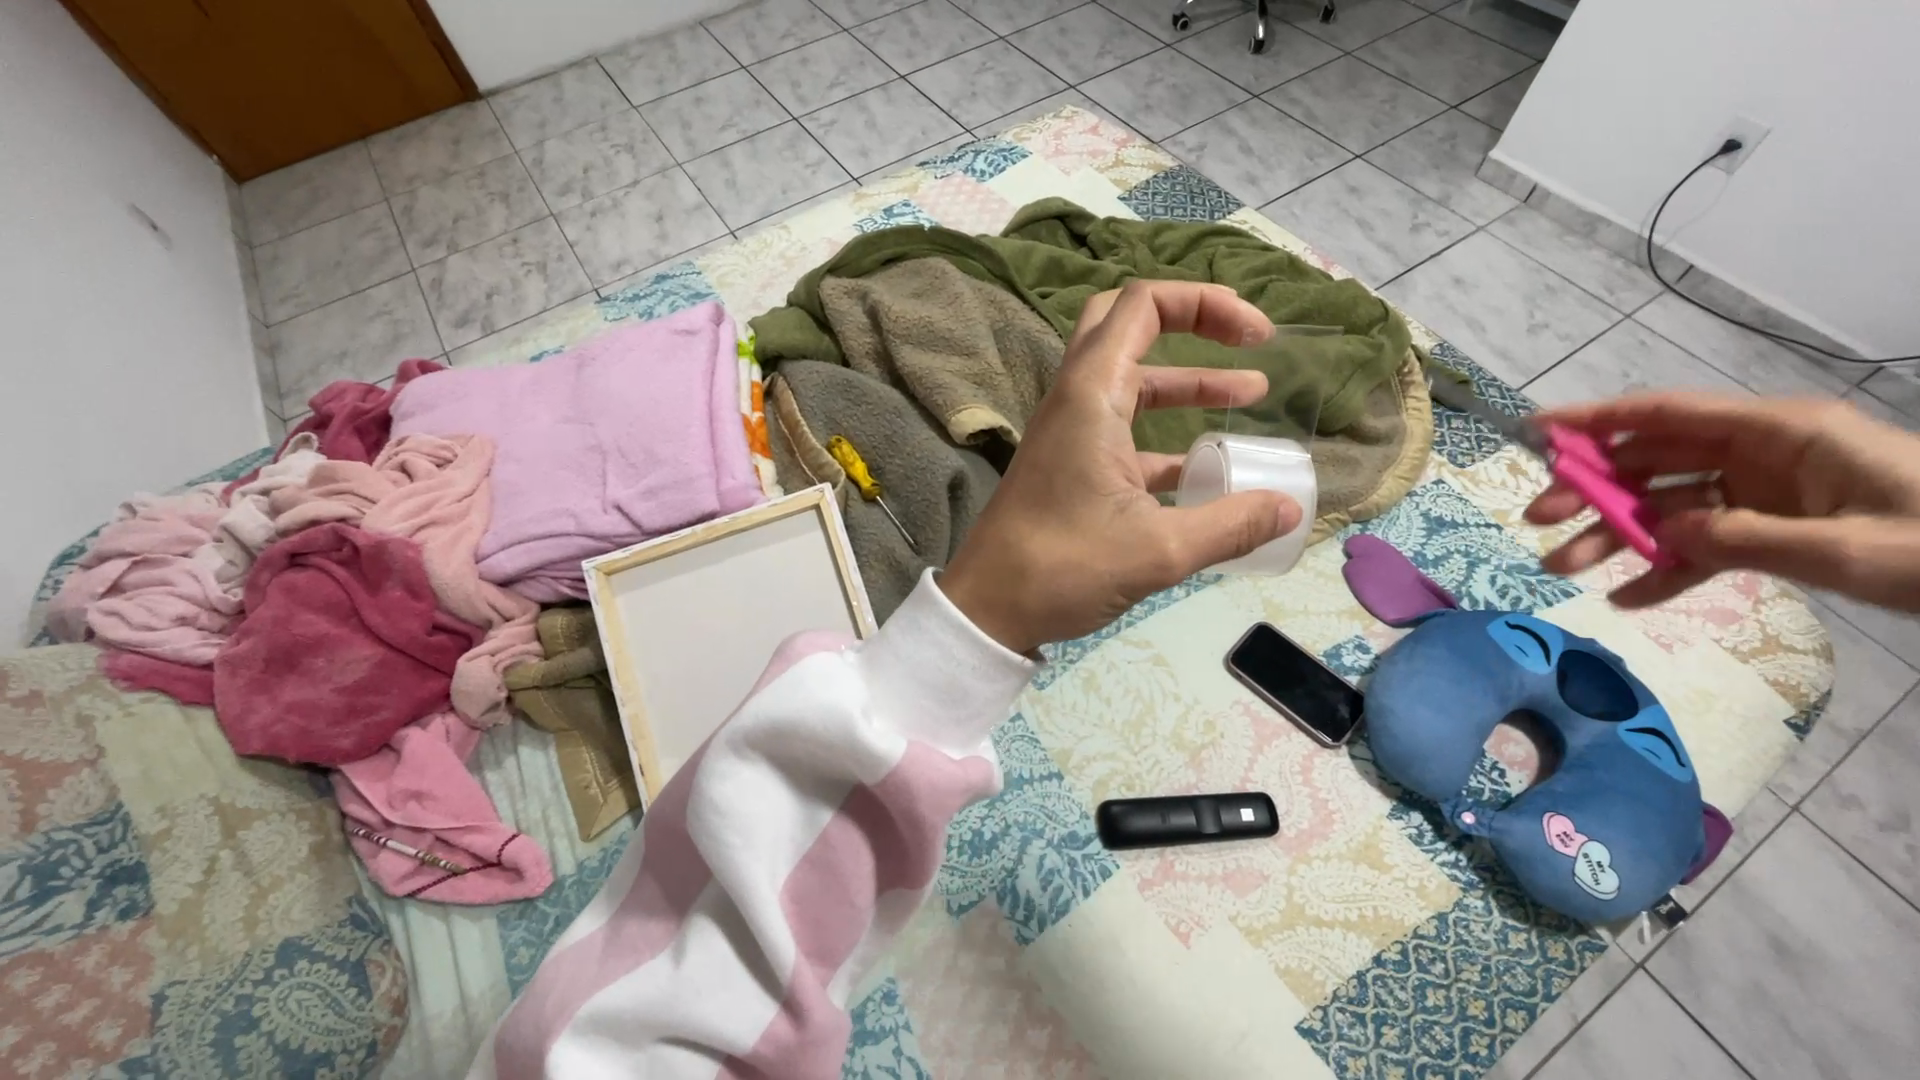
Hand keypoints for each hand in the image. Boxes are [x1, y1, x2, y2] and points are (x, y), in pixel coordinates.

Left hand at [939, 281, 1303, 653]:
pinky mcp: (1070, 466)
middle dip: (1191, 323)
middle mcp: (1075, 400)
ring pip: (1130, 382)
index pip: (1143, 305)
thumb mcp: (1159, 550)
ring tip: (1253, 395)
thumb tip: (1290, 509)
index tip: (1258, 336)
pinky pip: (1124, 432)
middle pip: (1127, 326)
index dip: (1206, 303)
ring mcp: (1069, 433)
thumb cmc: (1063, 568)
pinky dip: (1166, 435)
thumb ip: (1230, 525)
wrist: (989, 608)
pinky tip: (1207, 468)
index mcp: (1090, 395)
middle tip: (1245, 342)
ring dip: (1187, 383)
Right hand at [1525, 392, 1919, 608]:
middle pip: (1653, 463)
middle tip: (1539, 520)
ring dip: (1617, 537)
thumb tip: (1661, 535)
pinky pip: (1704, 543)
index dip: (1596, 420)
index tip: (1536, 432)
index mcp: (1781, 435)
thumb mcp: (1853, 549)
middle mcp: (1763, 455)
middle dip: (1592, 490)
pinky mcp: (1777, 529)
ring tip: (1566, 569)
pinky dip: (1667, 569)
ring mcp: (1767, 493)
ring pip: (1668, 506)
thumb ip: (1745, 538)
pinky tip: (1631, 598)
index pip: (1666, 416)